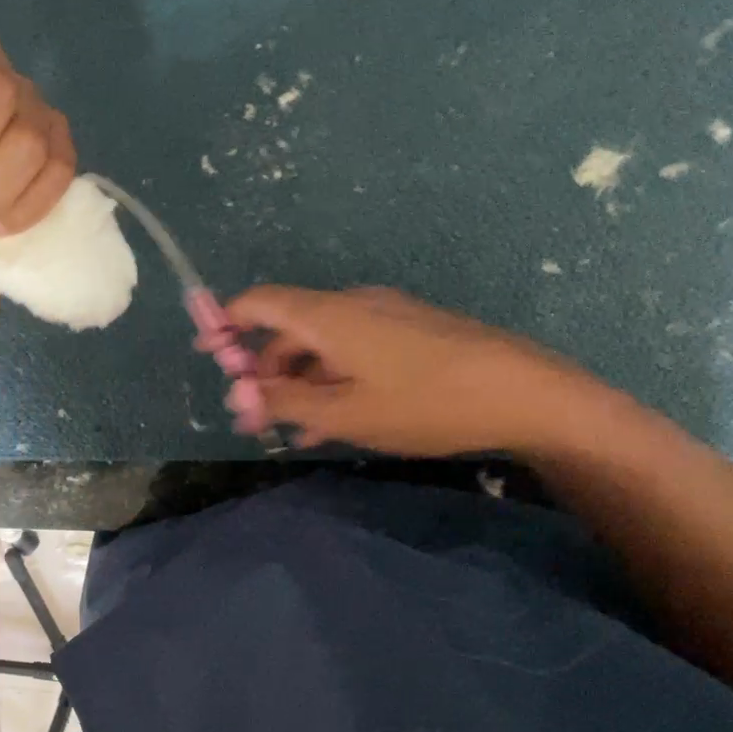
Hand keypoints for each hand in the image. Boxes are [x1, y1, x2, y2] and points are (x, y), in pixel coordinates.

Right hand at [223, 285, 609, 456]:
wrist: (525, 393)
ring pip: (321, 343)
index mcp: (328, 316)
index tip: (207, 352)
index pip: (259, 303)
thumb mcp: (343, 413)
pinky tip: (332, 419)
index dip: (225, 322)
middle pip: (288, 327)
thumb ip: (284, 402)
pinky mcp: (411, 331)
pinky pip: (351, 349)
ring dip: (297, 381)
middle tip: (253, 413)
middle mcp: (352, 305)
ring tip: (292, 428)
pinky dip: (330, 378)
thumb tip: (238, 396)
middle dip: (262, 369)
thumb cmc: (424, 403)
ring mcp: (385, 315)